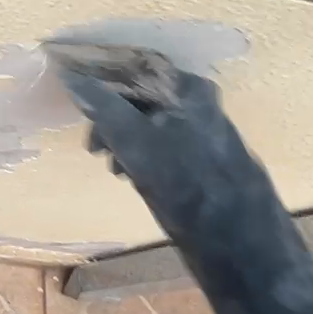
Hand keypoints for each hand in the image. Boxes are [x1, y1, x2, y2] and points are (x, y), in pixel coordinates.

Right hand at [59, 63, 312, 313]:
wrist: (242, 247)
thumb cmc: (186, 186)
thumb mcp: (135, 143)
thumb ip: (103, 107)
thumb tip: (70, 76)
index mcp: (188, 89)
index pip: (133, 65)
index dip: (99, 76)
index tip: (72, 90)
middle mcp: (199, 103)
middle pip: (139, 94)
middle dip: (109, 116)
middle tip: (92, 145)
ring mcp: (203, 131)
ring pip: (148, 121)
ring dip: (121, 137)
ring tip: (111, 165)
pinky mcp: (204, 159)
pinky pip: (161, 142)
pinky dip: (140, 154)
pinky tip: (130, 175)